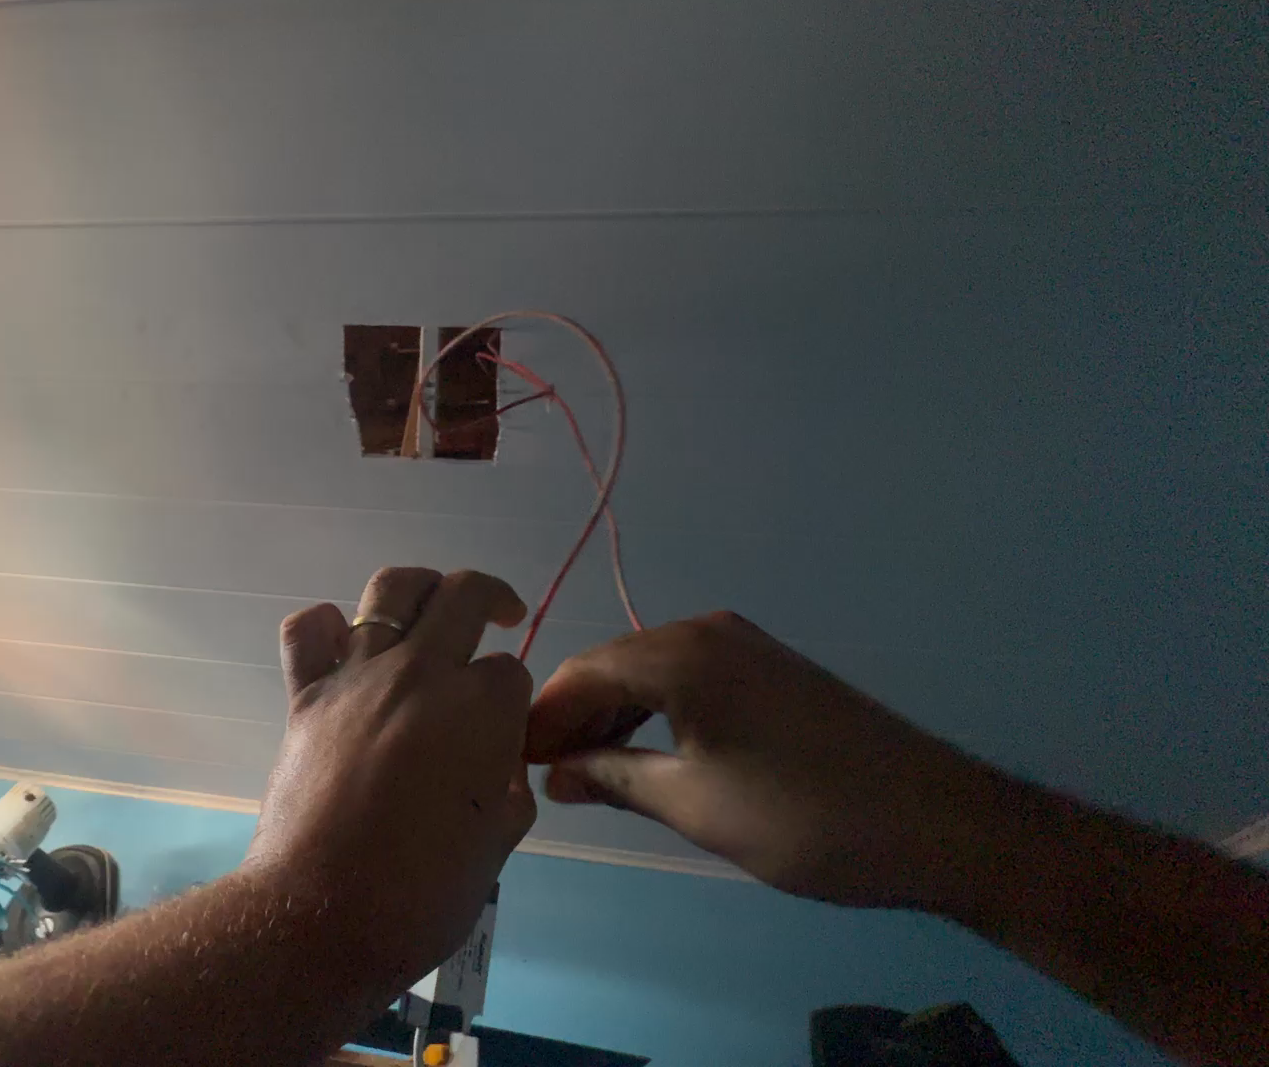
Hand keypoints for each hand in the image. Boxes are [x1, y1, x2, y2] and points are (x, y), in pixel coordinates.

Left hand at [246, 567, 535, 981]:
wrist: (321, 913)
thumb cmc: (421, 894)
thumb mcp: (497, 846)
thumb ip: (508, 788)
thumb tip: (499, 762)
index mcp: (481, 708)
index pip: (513, 671)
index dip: (515, 697)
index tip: (504, 728)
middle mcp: (421, 672)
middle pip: (464, 596)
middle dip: (492, 599)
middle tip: (502, 615)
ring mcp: (358, 676)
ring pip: (391, 590)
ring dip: (420, 588)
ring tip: (432, 605)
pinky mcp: (306, 694)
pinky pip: (308, 631)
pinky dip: (325, 625)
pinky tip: (344, 642)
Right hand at [527, 611, 1008, 908]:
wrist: (949, 826)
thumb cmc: (805, 816)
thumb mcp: (693, 804)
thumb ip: (611, 779)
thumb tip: (553, 778)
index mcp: (680, 654)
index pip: (581, 674)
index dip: (541, 717)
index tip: (510, 757)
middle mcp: (703, 632)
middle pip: (610, 667)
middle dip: (571, 717)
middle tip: (541, 769)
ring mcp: (738, 644)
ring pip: (645, 672)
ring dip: (610, 716)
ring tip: (581, 768)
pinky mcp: (763, 666)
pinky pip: (683, 679)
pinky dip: (651, 712)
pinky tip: (638, 750)